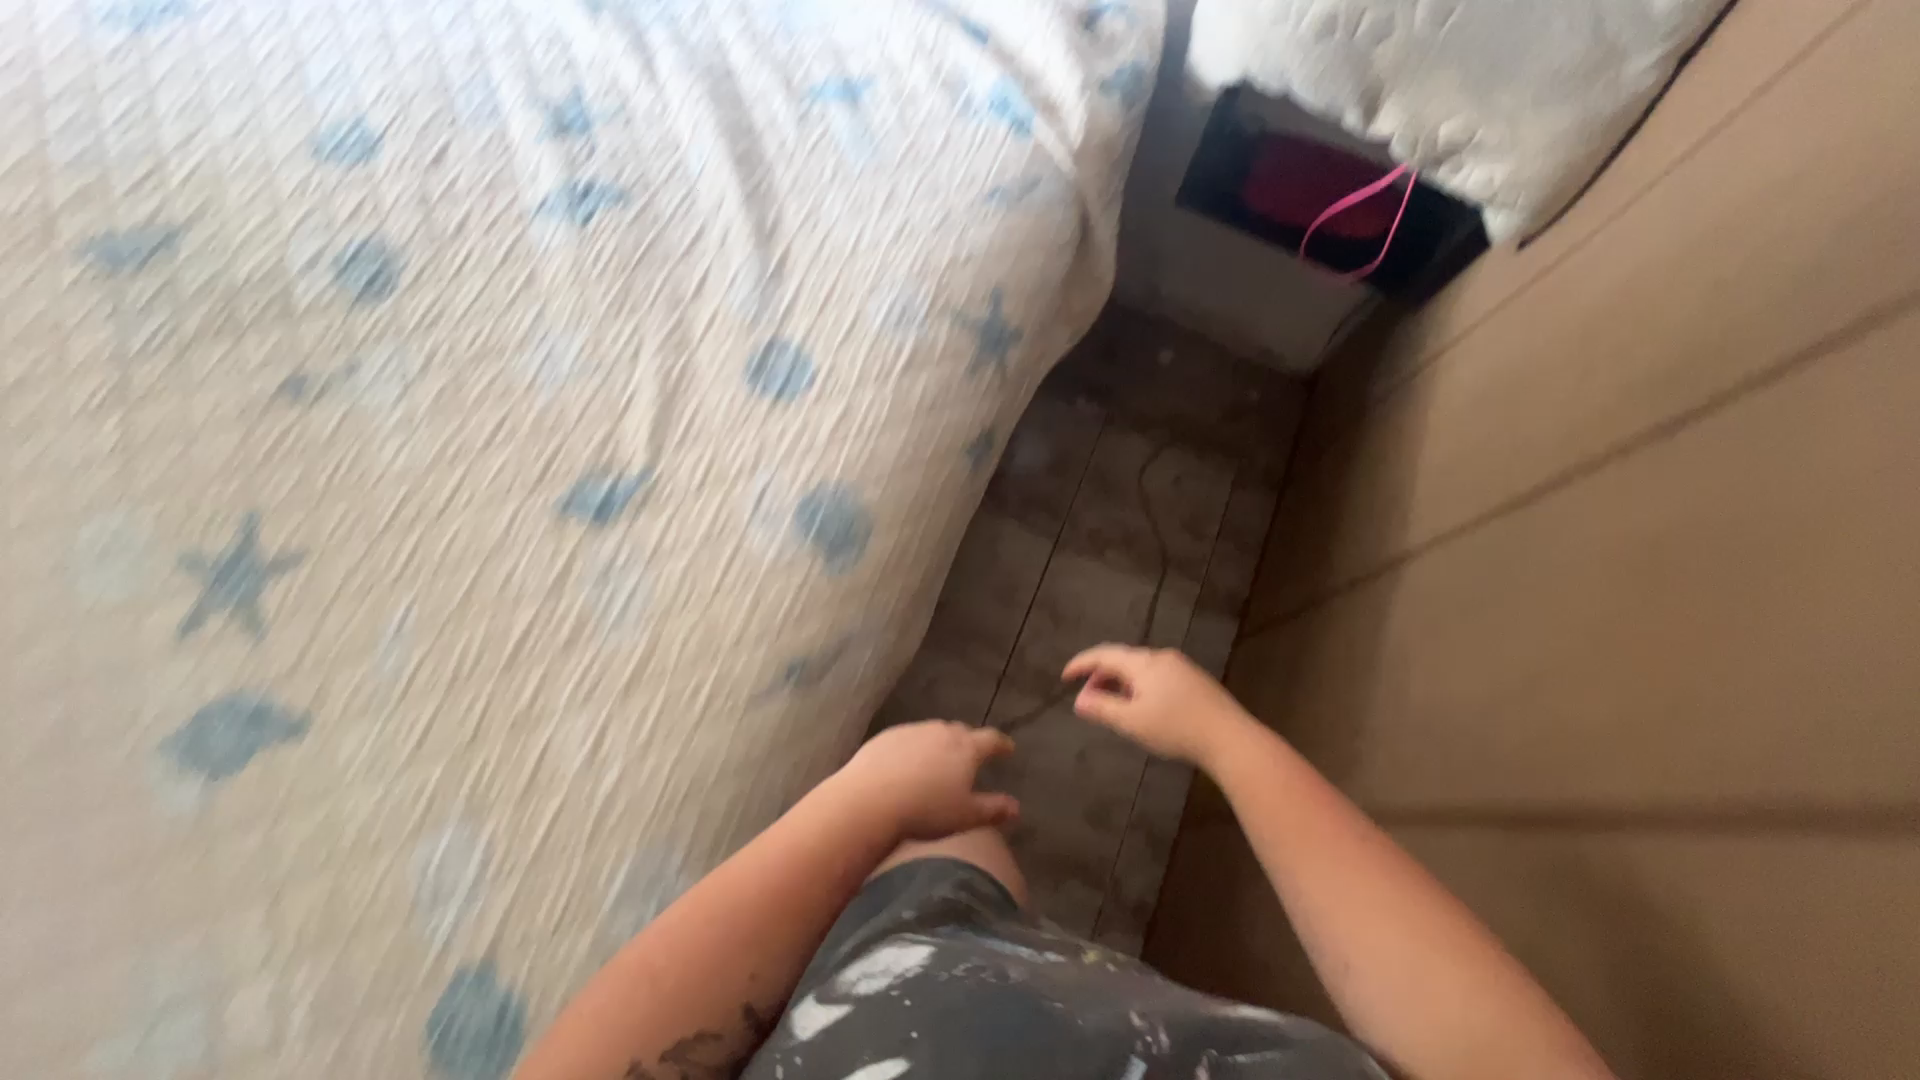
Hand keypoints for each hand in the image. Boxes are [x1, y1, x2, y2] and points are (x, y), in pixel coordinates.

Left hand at [833, 721, 1019, 841]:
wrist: (869, 800)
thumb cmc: (926, 810)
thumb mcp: (966, 816)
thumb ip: (993, 809)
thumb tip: (1016, 807)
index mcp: (966, 748)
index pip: (991, 740)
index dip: (1001, 744)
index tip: (1008, 749)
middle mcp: (941, 732)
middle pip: (961, 732)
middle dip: (969, 742)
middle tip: (971, 757)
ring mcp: (912, 731)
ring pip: (934, 732)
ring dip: (941, 743)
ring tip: (939, 761)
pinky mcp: (886, 736)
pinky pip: (909, 738)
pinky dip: (915, 747)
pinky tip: (908, 764)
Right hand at [1063, 645, 1256, 767]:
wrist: (1231, 739)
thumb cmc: (1176, 729)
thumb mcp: (1132, 722)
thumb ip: (1102, 709)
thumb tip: (1079, 700)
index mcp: (1144, 663)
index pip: (1104, 654)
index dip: (1081, 664)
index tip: (1064, 677)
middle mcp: (1162, 657)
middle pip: (1123, 659)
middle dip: (1101, 676)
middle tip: (1088, 698)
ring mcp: (1182, 667)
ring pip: (1141, 669)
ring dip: (1121, 683)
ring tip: (1114, 707)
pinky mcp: (1196, 681)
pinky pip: (1157, 676)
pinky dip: (1140, 687)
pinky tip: (1144, 708)